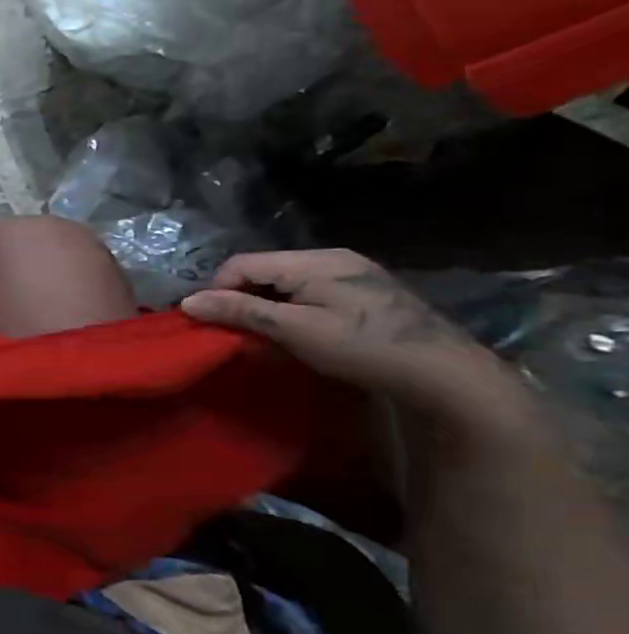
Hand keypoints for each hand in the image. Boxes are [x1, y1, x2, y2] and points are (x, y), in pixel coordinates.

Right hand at [181, 249, 526, 417]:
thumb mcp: (294, 330)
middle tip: (235, 331)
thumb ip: (240, 311)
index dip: (217, 290)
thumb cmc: (363, 348)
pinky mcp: (366, 292)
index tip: (212, 322)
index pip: (241, 264)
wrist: (447, 375)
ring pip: (284, 282)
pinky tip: (298, 332)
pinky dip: (290, 309)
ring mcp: (353, 274)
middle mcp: (333, 258)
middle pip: (263, 270)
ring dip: (265, 306)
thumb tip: (187, 301)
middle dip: (241, 298)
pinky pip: (309, 291)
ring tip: (264, 335)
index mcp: (314, 261)